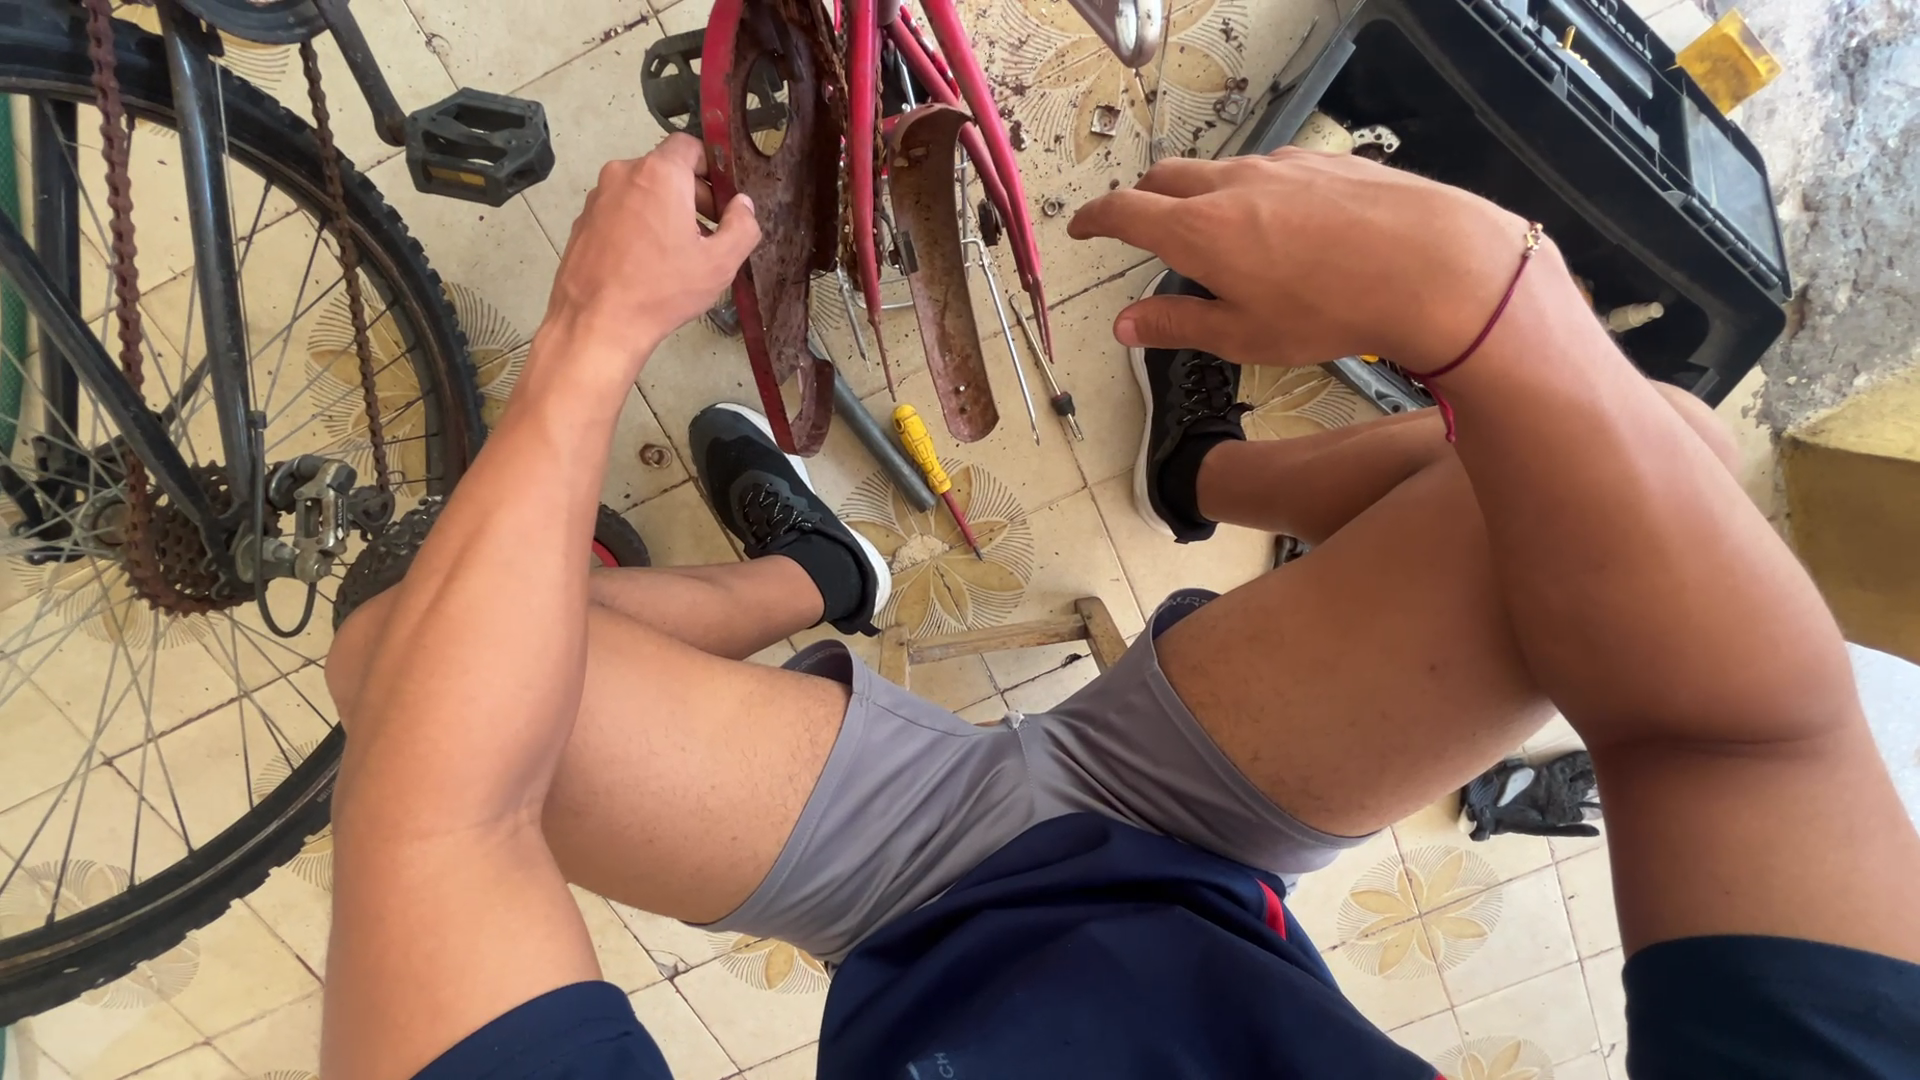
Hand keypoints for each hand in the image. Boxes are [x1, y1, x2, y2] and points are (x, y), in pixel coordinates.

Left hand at [538, 133, 759, 379]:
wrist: (599, 320)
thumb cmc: (664, 290)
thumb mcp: (720, 264)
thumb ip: (742, 228)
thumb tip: (744, 206)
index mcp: (661, 175)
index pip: (689, 146)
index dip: (711, 169)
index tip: (722, 202)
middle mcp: (624, 173)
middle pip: (666, 170)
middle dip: (692, 196)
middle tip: (708, 236)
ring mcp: (599, 196)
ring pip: (643, 192)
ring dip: (665, 212)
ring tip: (678, 255)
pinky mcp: (584, 220)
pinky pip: (621, 211)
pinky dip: (639, 226)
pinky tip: (648, 263)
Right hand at [1068, 149, 1538, 371]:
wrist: (1432, 265)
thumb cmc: (1327, 309)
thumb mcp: (1239, 334)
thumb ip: (1175, 324)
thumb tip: (1123, 324)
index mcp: (1198, 231)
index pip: (1125, 211)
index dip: (1094, 218)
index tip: (1080, 227)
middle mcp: (1230, 186)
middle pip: (1164, 178)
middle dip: (1141, 200)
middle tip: (1140, 230)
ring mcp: (1278, 166)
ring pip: (1215, 171)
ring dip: (1195, 195)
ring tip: (1212, 235)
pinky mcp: (1320, 161)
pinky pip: (1264, 169)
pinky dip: (1244, 191)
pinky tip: (1273, 225)